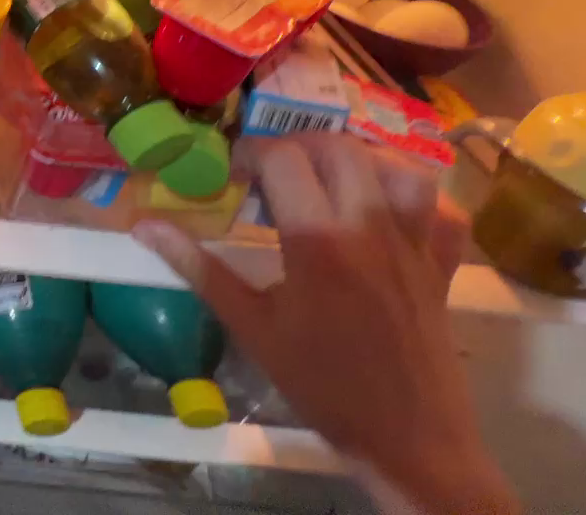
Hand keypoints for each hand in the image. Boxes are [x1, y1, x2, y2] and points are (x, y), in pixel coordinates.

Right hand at [133, 133, 520, 514]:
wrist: (410, 440)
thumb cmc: (319, 381)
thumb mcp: (248, 324)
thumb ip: (197, 267)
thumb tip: (142, 226)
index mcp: (318, 242)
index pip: (283, 158)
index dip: (249, 152)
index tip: (231, 172)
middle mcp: (371, 230)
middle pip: (338, 149)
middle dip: (296, 145)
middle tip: (269, 171)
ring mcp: (416, 246)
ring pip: (398, 168)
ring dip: (357, 159)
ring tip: (325, 176)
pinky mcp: (443, 265)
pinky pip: (443, 210)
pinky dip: (414, 194)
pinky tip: (383, 203)